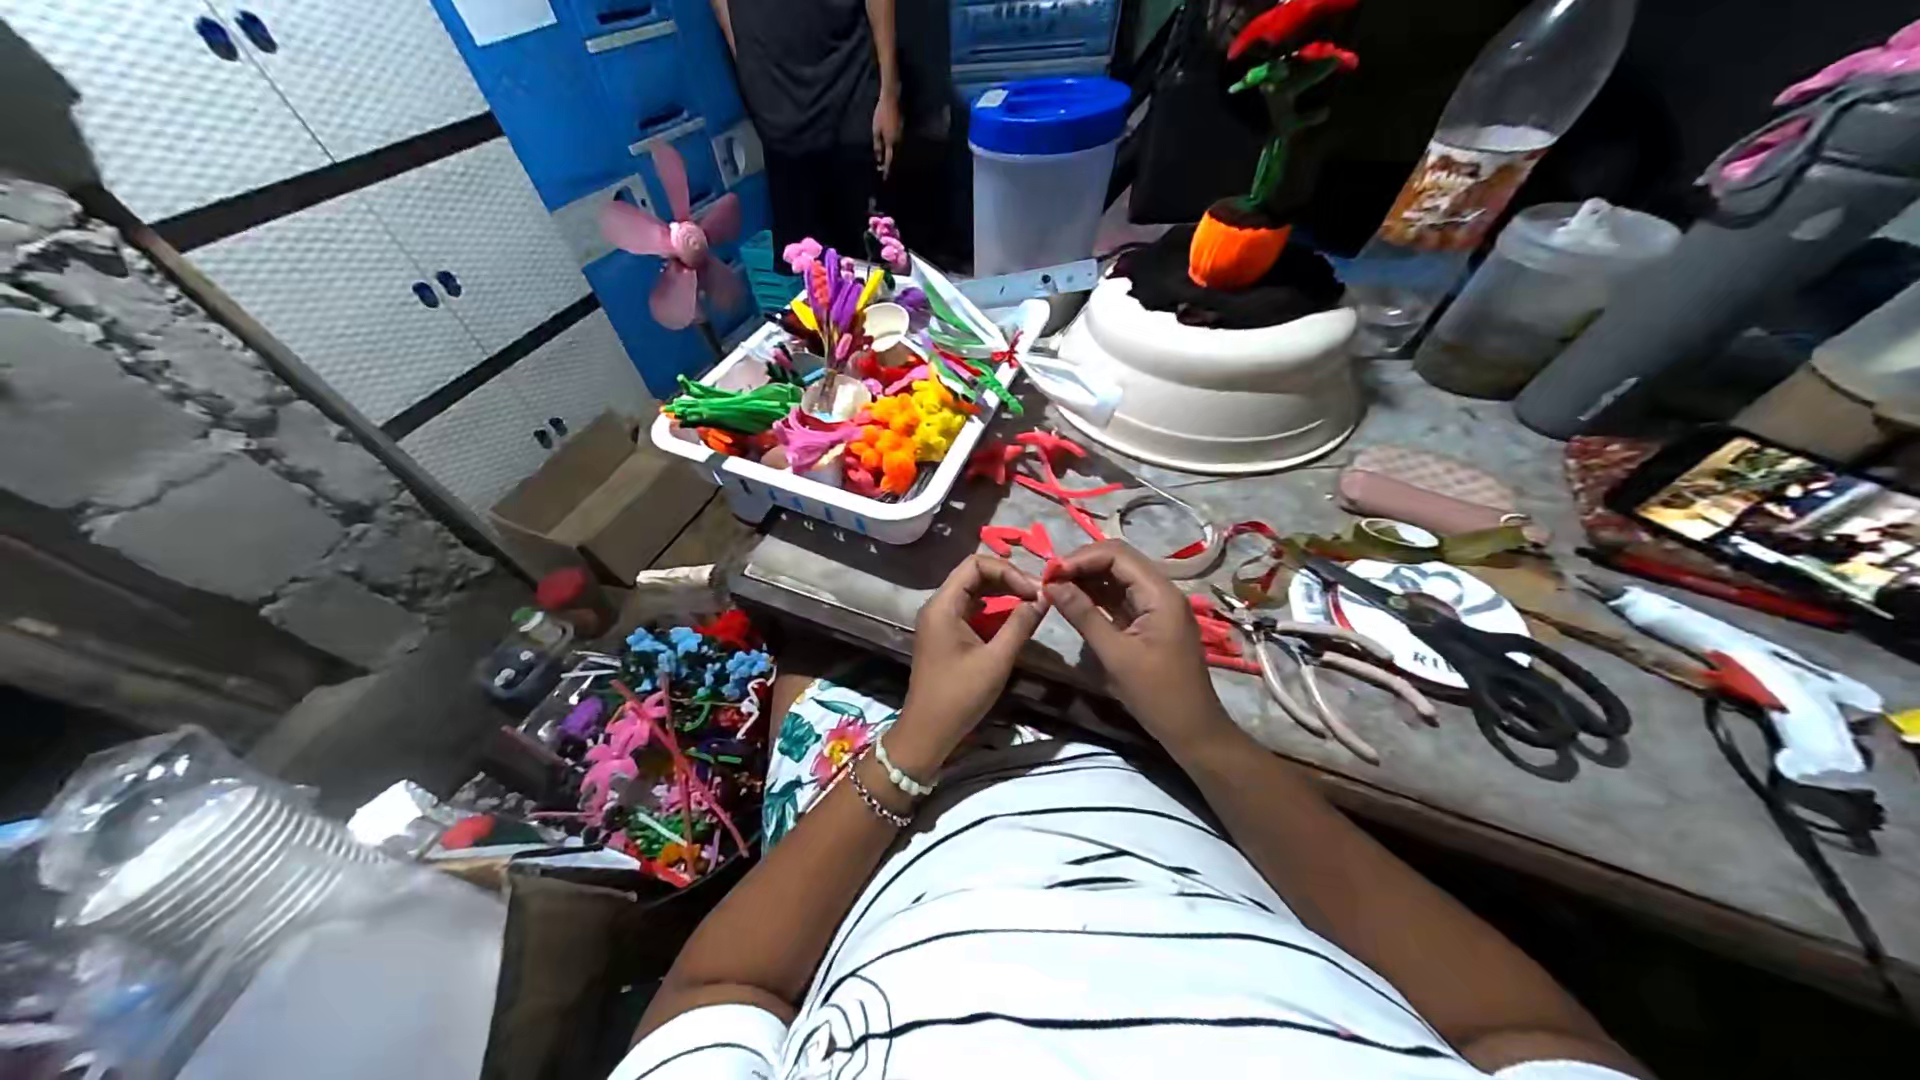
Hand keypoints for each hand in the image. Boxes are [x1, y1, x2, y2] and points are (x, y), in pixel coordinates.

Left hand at [872, 90, 902, 178]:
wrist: (891, 99)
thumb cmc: (881, 114)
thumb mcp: (876, 130)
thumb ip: (877, 146)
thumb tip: (878, 159)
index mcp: (891, 142)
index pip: (889, 160)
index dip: (886, 169)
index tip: (884, 178)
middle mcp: (899, 141)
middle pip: (894, 156)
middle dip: (888, 164)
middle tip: (881, 170)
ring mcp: (902, 135)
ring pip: (896, 150)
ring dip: (891, 156)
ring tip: (884, 161)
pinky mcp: (902, 130)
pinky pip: (898, 143)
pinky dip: (893, 148)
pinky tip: (889, 148)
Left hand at [895, 556, 1047, 764]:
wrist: (928, 731)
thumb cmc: (960, 695)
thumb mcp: (996, 659)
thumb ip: (1020, 624)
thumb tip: (1043, 597)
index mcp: (943, 605)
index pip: (975, 564)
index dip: (1008, 571)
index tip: (1034, 590)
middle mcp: (937, 606)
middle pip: (974, 574)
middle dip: (1008, 579)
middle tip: (1038, 595)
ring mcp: (940, 620)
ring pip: (974, 592)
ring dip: (1003, 594)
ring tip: (1031, 604)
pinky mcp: (945, 635)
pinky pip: (971, 610)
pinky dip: (994, 610)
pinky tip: (1014, 619)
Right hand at [1044, 541, 1236, 753]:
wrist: (1192, 730)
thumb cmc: (1156, 694)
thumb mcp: (1115, 655)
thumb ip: (1083, 615)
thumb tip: (1052, 585)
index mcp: (1160, 594)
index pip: (1117, 555)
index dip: (1080, 558)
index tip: (1049, 573)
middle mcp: (1160, 591)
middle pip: (1117, 560)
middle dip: (1082, 564)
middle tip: (1049, 579)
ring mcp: (1155, 606)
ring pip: (1116, 577)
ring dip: (1086, 578)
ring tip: (1054, 587)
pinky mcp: (1148, 621)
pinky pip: (1119, 597)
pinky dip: (1095, 596)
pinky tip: (1072, 600)